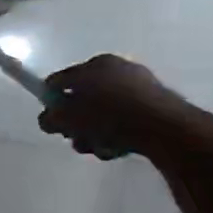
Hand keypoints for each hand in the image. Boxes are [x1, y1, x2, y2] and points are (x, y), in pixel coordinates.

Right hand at [38, 54, 190, 159]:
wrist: (164, 128)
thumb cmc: (107, 116)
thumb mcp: (63, 118)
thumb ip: (48, 118)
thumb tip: (52, 119)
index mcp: (95, 64)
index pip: (58, 82)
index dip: (50, 101)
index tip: (52, 120)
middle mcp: (118, 69)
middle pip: (82, 98)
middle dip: (75, 121)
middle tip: (75, 136)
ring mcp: (141, 86)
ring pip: (103, 112)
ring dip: (94, 132)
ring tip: (97, 147)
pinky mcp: (158, 105)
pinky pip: (125, 119)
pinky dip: (117, 133)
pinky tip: (116, 148)